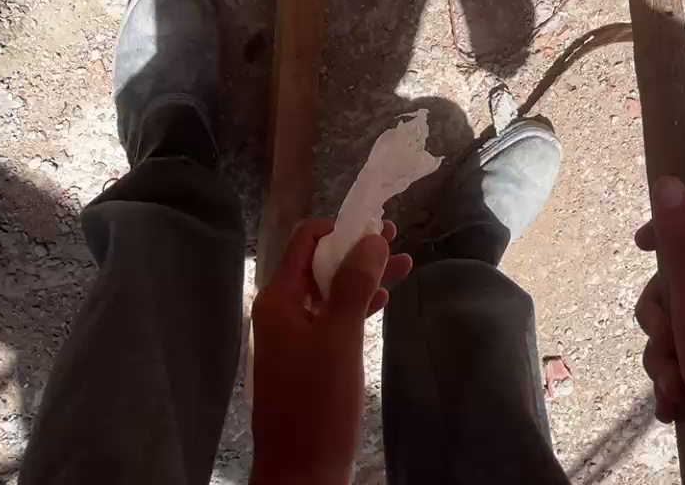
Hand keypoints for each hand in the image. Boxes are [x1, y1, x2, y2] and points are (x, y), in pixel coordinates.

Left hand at [250, 218, 410, 484]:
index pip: (305, 241)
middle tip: (395, 235)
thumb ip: (355, 283)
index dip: (340, 227)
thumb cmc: (317, 403)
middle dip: (357, 248)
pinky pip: (334, 316)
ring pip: (331, 289)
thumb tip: (373, 237)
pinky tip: (384, 299)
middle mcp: (283, 310)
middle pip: (321, 263)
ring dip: (364, 274)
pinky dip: (358, 303)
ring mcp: (295, 335)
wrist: (301, 476)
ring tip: (404, 263)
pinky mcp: (309, 357)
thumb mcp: (340, 337)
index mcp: (279, 298)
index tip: (375, 224)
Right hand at [634, 177, 684, 484]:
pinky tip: (676, 403)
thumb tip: (670, 178)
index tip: (641, 248)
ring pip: (678, 318)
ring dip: (664, 351)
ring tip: (674, 385)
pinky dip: (675, 376)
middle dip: (659, 310)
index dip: (669, 223)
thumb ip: (679, 241)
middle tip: (666, 337)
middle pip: (681, 272)